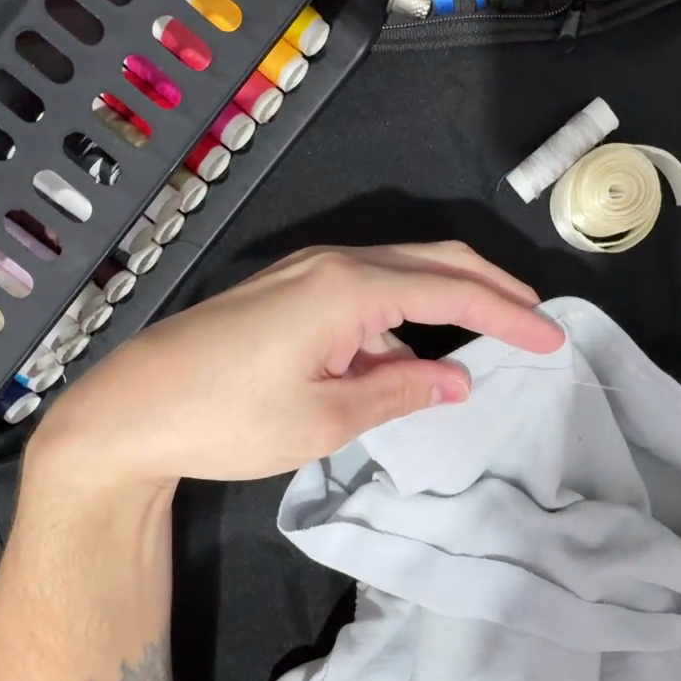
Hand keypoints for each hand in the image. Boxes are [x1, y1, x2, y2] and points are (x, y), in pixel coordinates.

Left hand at [31, 243, 565, 485]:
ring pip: (403, 272)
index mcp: (349, 288)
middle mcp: (333, 264)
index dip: (509, 314)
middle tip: (536, 318)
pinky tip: (415, 355)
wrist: (128, 413)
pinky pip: (369, 293)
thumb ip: (402, 391)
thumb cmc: (228, 419)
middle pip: (435, 260)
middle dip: (493, 287)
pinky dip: (407, 316)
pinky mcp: (291, 292)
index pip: (453, 291)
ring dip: (451, 299)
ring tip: (493, 332)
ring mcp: (308, 273)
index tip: (551, 337)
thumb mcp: (327, 418)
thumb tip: (457, 379)